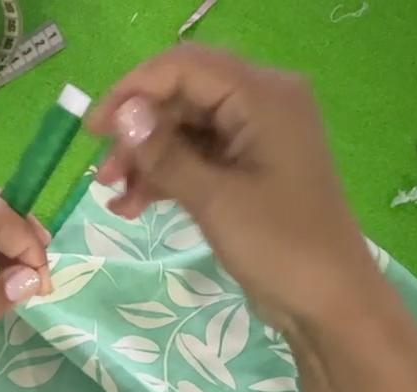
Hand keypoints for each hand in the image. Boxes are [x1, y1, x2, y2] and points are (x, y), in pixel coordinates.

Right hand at [85, 45, 381, 331]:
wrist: (324, 297)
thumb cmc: (278, 245)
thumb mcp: (215, 199)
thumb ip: (166, 155)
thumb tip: (123, 116)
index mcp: (263, 95)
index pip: (185, 68)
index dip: (133, 92)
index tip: (92, 132)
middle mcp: (261, 104)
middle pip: (182, 98)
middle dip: (137, 134)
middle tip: (102, 179)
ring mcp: (254, 138)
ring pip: (184, 131)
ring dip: (146, 161)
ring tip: (115, 201)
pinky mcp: (246, 170)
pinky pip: (196, 158)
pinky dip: (164, 178)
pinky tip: (135, 207)